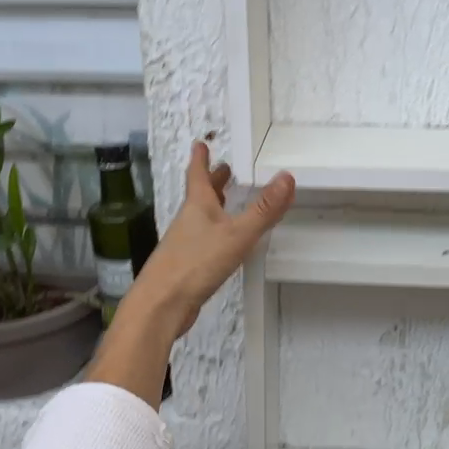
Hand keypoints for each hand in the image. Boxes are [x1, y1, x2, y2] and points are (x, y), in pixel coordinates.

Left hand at [125, 141, 295, 337]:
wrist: (162, 305)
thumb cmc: (196, 263)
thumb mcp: (237, 234)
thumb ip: (263, 209)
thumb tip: (287, 177)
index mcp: (198, 207)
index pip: (198, 175)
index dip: (201, 158)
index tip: (202, 143)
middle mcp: (188, 221)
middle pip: (200, 195)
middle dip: (212, 181)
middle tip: (223, 169)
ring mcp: (185, 244)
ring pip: (201, 218)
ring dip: (214, 206)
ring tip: (227, 202)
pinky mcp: (187, 266)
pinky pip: (203, 241)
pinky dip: (214, 233)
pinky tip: (223, 243)